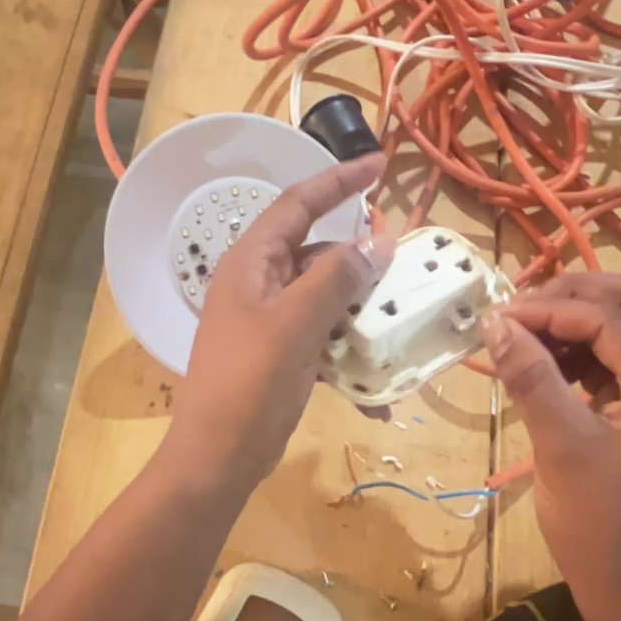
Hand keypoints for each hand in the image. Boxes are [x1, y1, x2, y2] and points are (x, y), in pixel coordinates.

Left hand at [164, 153, 393, 486]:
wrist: (218, 456)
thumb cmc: (251, 382)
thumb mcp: (298, 323)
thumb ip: (336, 276)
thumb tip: (375, 242)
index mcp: (251, 262)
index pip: (298, 203)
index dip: (338, 180)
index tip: (379, 164)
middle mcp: (257, 283)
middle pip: (316, 253)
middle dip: (359, 260)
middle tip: (402, 266)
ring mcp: (267, 321)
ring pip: (323, 298)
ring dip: (358, 312)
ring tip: (396, 326)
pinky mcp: (278, 355)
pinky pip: (321, 339)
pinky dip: (346, 355)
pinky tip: (375, 389)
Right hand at [480, 273, 620, 602]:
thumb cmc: (595, 520)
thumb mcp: (560, 444)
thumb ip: (530, 376)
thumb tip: (495, 322)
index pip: (612, 321)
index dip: (553, 310)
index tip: (500, 316)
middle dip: (575, 296)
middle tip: (520, 309)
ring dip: (574, 321)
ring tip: (523, 335)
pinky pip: (614, 358)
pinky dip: (578, 350)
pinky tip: (541, 362)